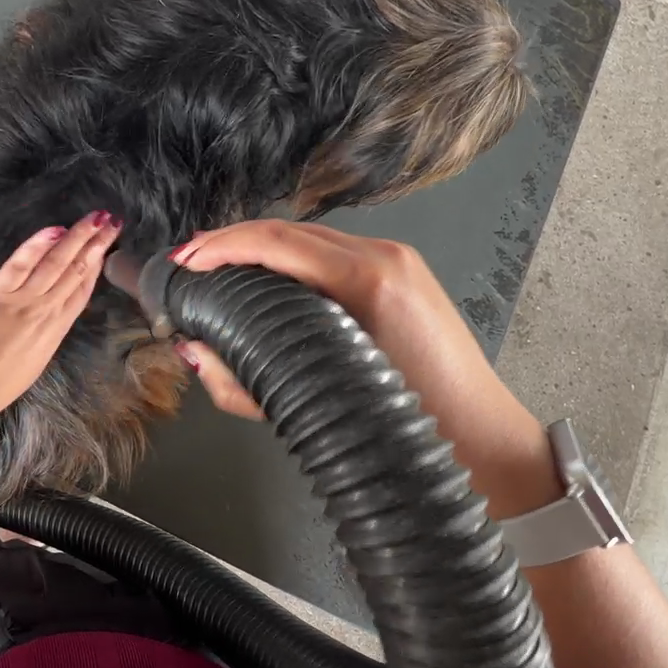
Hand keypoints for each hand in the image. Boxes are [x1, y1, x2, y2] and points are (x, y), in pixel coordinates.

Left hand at [0, 210, 122, 409]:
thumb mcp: (36, 359)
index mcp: (57, 329)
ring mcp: (23, 299)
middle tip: (111, 221)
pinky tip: (55, 229)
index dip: (97, 266)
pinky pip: (22, 263)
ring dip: (77, 237)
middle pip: (76, 271)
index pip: (82, 291)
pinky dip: (39, 244)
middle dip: (95, 244)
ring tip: (94, 218)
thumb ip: (46, 332)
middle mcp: (46, 310)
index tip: (106, 247)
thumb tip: (53, 313)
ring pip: (56, 262)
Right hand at [169, 222, 551, 512]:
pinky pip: (327, 250)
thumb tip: (194, 352)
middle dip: (230, 240)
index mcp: (368, 281)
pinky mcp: (398, 269)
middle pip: (287, 229)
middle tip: (189, 259)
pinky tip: (263, 269)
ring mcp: (394, 258)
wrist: (481, 437)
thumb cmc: (406, 427)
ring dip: (256, 244)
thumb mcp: (312, 406)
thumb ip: (242, 383)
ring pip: (306, 235)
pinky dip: (286, 255)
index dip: (222, 245)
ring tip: (216, 261)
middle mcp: (383, 257)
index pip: (276, 242)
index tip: (185, 260)